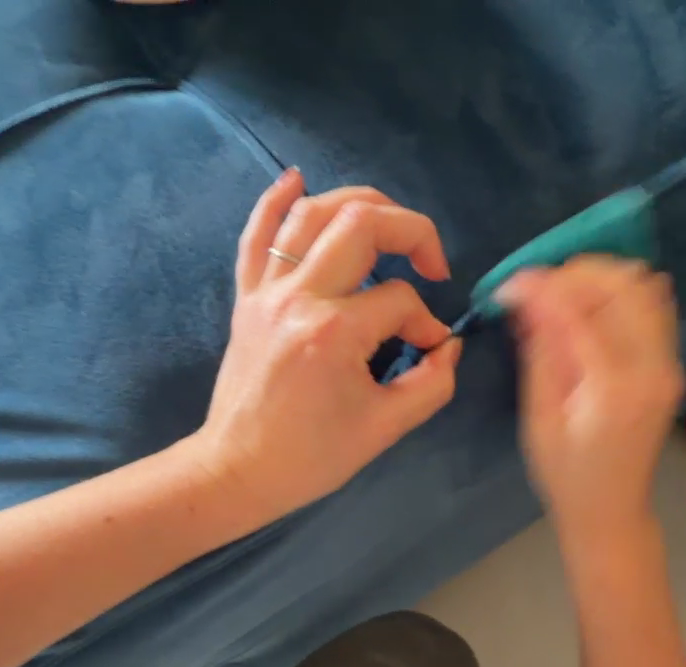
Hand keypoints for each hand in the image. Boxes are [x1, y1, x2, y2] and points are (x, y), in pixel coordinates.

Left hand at [190, 170, 463, 519]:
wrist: (239, 471)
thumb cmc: (312, 457)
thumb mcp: (385, 429)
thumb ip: (432, 383)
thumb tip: (447, 345)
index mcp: (335, 333)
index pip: (401, 299)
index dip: (427, 322)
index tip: (430, 351)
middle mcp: (299, 297)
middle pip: (361, 223)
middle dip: (410, 230)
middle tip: (429, 262)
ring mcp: (266, 292)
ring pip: (311, 214)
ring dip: (358, 204)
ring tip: (388, 224)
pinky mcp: (246, 298)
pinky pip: (255, 235)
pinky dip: (275, 200)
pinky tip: (296, 177)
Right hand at [498, 256, 683, 543]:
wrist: (611, 511)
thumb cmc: (565, 476)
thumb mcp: (540, 419)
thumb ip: (541, 354)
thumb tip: (529, 300)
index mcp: (614, 387)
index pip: (580, 311)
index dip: (541, 288)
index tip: (508, 286)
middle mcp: (652, 367)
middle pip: (623, 284)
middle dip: (574, 275)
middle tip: (537, 292)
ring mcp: (668, 363)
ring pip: (644, 287)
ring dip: (599, 281)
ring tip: (561, 299)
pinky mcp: (669, 364)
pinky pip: (653, 306)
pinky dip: (620, 295)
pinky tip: (589, 312)